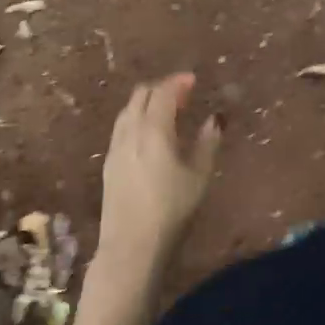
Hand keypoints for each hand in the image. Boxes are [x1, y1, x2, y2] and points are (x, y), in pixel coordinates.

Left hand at [96, 73, 221, 268]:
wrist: (130, 245)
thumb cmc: (171, 210)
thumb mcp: (198, 177)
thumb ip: (207, 143)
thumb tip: (215, 119)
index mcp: (153, 128)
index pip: (164, 92)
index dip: (178, 82)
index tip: (192, 80)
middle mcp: (130, 130)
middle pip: (141, 95)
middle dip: (161, 88)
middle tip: (182, 95)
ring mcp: (116, 146)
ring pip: (128, 110)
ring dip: (147, 102)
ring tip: (166, 112)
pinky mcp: (109, 163)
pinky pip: (122, 127)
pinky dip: (136, 118)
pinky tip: (148, 135)